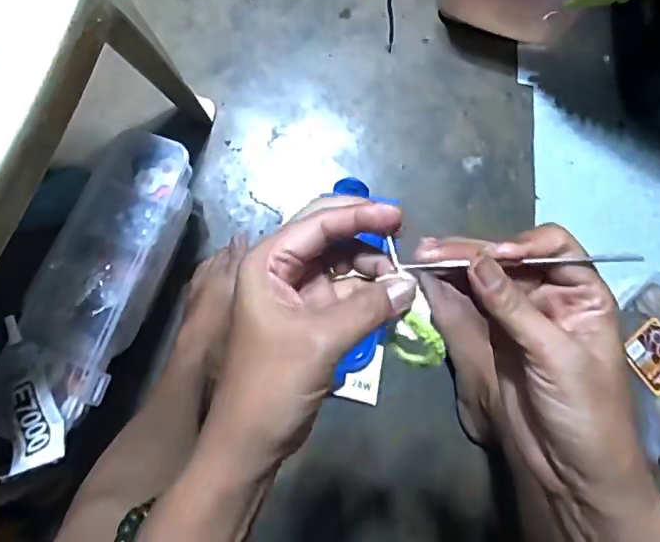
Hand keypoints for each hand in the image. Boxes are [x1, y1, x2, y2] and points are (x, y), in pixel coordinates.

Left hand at [207, 197, 415, 462]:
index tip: (397, 215)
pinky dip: (369, 286)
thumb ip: (369, 307)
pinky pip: (346, 285)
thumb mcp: (322, 340)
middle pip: (328, 231)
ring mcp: (296, 289)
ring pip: (340, 257)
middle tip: (401, 229)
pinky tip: (391, 295)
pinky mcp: (311, 312)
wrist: (249, 446)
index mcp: (268, 261)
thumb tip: (410, 284)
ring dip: (370, 261)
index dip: (360, 214)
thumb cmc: (272, 386)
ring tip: (398, 278)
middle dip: (365, 228)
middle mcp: (280, 266)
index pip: (319, 221)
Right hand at [415, 227, 659, 539]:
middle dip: (477, 251)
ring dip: (458, 264)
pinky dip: (454, 288)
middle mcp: (553, 293)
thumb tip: (478, 260)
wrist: (575, 477)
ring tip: (426, 253)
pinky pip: (475, 302)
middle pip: (513, 259)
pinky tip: (432, 274)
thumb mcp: (555, 356)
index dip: (523, 244)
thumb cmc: (587, 412)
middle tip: (437, 248)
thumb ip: (513, 308)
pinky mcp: (499, 334)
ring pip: (489, 277)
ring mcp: (523, 313)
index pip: (554, 246)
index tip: (494, 254)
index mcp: (583, 292)